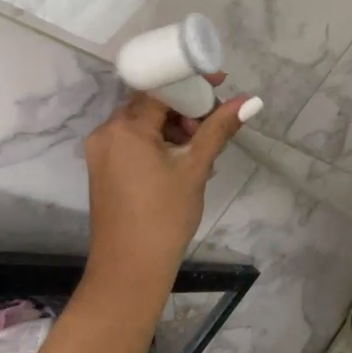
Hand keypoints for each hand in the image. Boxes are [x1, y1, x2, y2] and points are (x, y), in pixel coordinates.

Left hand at [83, 75, 252, 289]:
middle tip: (214, 123)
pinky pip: (133, 142)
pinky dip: (158, 143)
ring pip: (142, 124)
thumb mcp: (196, 168)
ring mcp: (101, 152)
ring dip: (173, 127)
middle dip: (184, 108)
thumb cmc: (164, 216)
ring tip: (202, 149)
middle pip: (150, 104)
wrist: (130, 269)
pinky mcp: (103, 170)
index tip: (219, 83)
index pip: (160, 88)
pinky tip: (182, 162)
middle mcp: (106, 133)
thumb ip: (219, 129)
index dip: (191, 83)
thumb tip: (250, 100)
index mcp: (126, 128)